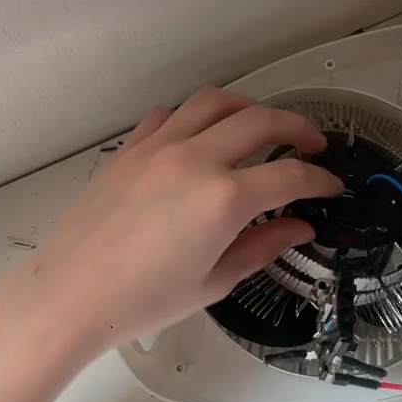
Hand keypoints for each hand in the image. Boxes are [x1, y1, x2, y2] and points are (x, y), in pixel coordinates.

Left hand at [0, 87, 342, 353]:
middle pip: (262, 120)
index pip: (290, 175)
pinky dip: (196, 116)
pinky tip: (202, 134)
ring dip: (250, 106)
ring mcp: (159, 148)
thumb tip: (298, 228)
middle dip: (298, 127)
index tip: (330, 185)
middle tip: (312, 143)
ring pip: (216, 101)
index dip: (319, 179)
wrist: (71, 295)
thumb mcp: (214, 281)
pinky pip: (170, 115)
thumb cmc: (139, 300)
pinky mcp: (130, 150)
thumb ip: (263, 246)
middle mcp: (195, 160)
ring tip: (263, 124)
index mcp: (223, 199)